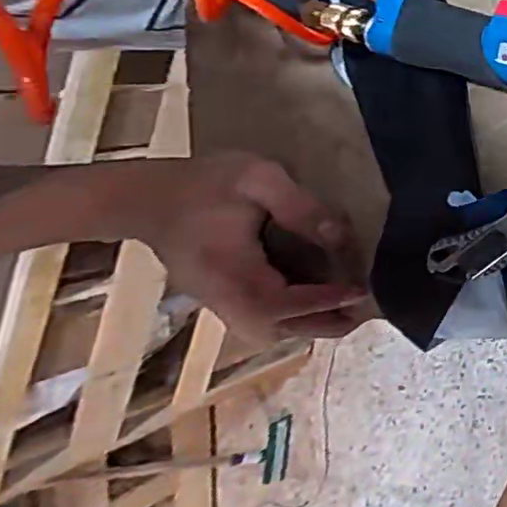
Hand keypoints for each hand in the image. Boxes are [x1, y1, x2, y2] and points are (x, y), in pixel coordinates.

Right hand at [128, 153, 367, 343]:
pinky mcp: (218, 294)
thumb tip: (339, 235)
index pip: (278, 301)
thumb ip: (300, 206)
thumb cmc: (204, 182)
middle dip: (319, 323)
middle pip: (272, 328)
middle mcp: (221, 294)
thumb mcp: (258, 178)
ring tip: (347, 308)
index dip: (321, 301)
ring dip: (306, 323)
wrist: (145, 196)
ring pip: (264, 328)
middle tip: (362, 310)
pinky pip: (258, 316)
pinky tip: (318, 296)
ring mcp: (216, 299)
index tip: (358, 292)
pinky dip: (291, 315)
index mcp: (229, 269)